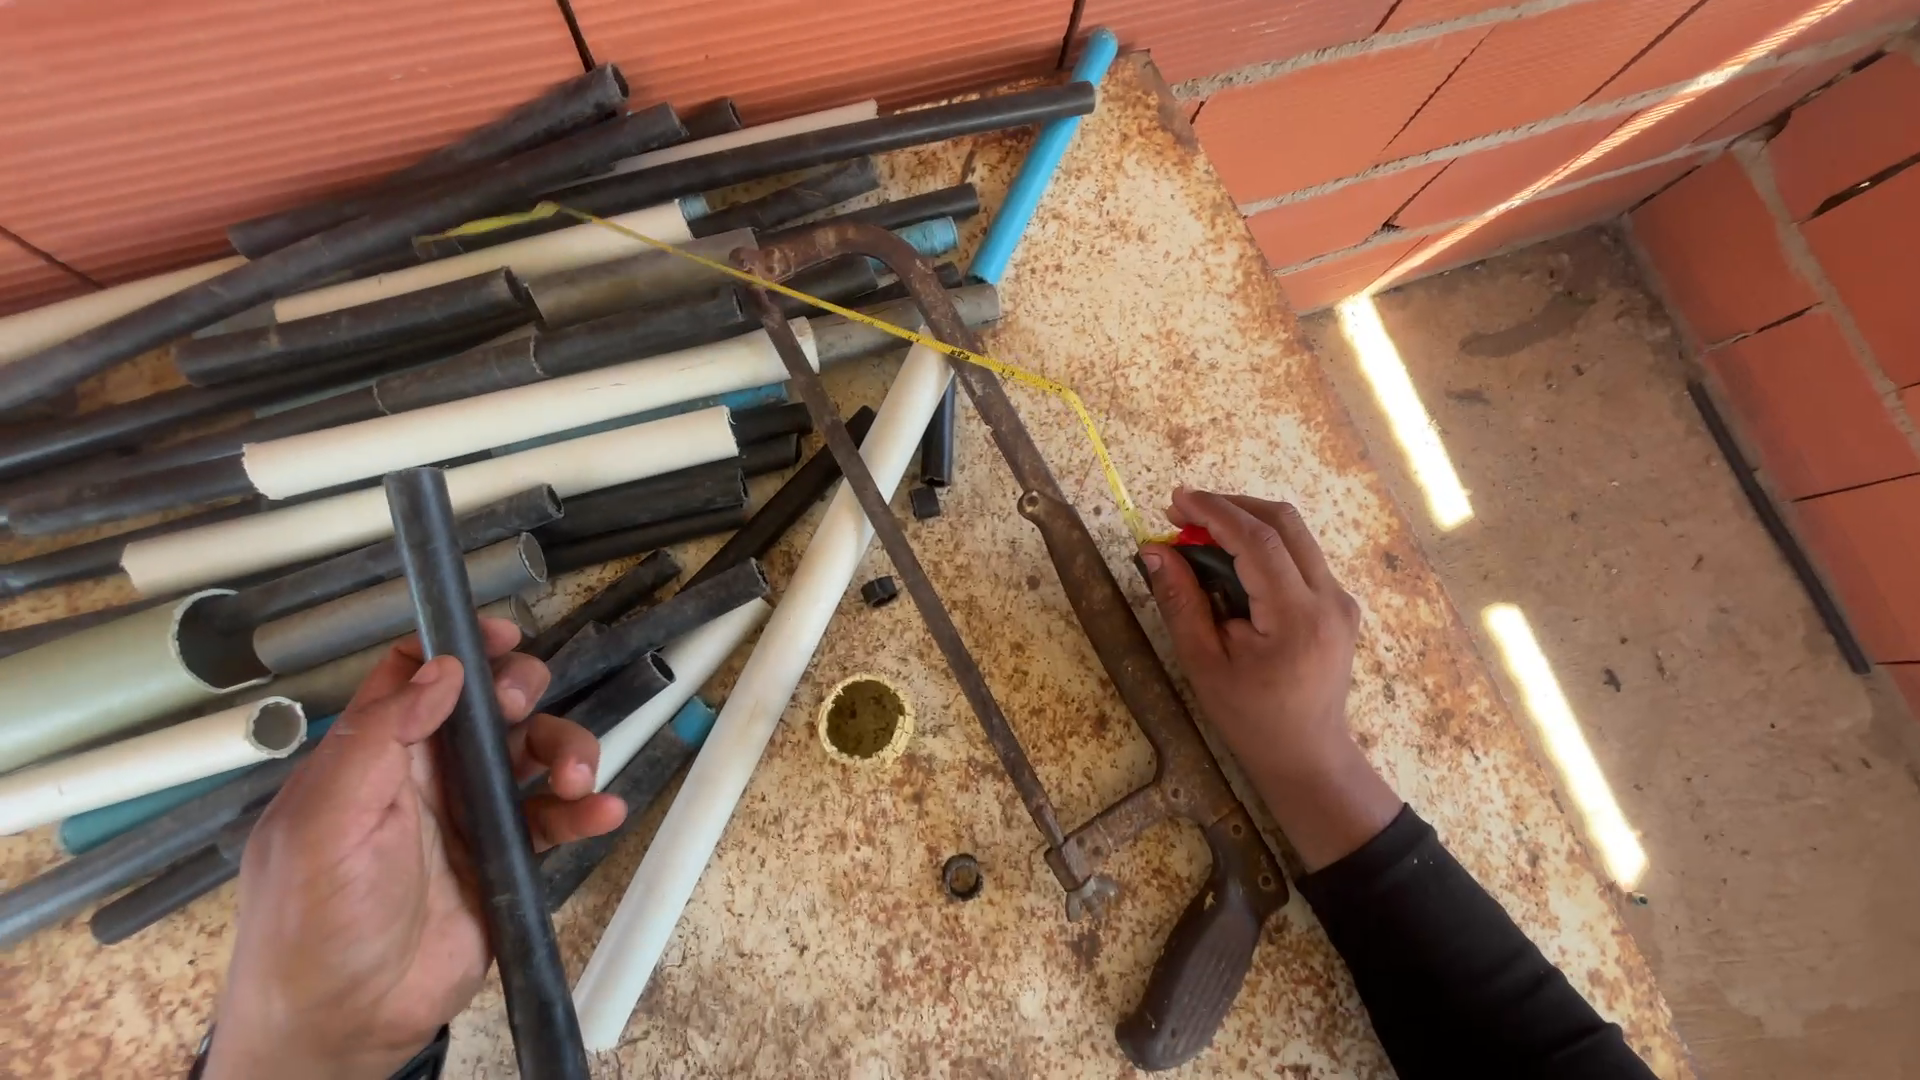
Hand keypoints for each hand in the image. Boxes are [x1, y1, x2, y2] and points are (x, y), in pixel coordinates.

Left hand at [205, 619, 627, 1079]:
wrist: (348, 1026)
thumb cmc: (317, 923)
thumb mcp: (326, 826)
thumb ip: (376, 739)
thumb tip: (442, 668)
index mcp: (376, 756)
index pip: (417, 676)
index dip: (459, 647)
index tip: (503, 637)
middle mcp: (430, 773)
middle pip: (494, 704)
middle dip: (524, 695)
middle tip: (525, 713)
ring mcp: (474, 812)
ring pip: (538, 752)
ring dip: (571, 753)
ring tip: (580, 782)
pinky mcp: (510, 851)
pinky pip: (559, 814)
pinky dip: (588, 808)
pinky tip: (603, 813)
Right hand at [1141, 489, 1399, 869]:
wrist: (1307, 754)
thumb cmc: (1248, 716)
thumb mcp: (1203, 662)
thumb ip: (1181, 600)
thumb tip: (1154, 549)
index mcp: (1297, 618)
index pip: (1258, 541)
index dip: (1214, 511)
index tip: (1175, 500)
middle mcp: (1330, 599)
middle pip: (1284, 522)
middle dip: (1231, 506)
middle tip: (1183, 512)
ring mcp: (1340, 599)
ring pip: (1295, 533)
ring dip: (1245, 521)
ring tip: (1199, 532)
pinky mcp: (1338, 602)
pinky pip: (1299, 554)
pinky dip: (1261, 543)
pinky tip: (1228, 559)